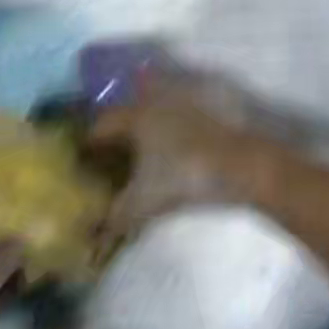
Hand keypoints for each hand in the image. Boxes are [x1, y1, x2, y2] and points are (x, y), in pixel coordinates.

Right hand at [85, 81, 286, 235]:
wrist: (244, 162)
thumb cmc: (187, 176)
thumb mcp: (144, 204)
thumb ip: (115, 216)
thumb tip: (93, 233)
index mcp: (135, 115)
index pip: (101, 125)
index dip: (89, 143)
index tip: (83, 160)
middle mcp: (156, 96)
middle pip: (127, 109)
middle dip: (118, 130)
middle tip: (113, 155)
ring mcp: (185, 94)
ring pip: (155, 104)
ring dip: (147, 122)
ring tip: (145, 149)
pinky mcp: (210, 98)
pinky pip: (181, 107)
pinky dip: (174, 121)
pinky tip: (177, 142)